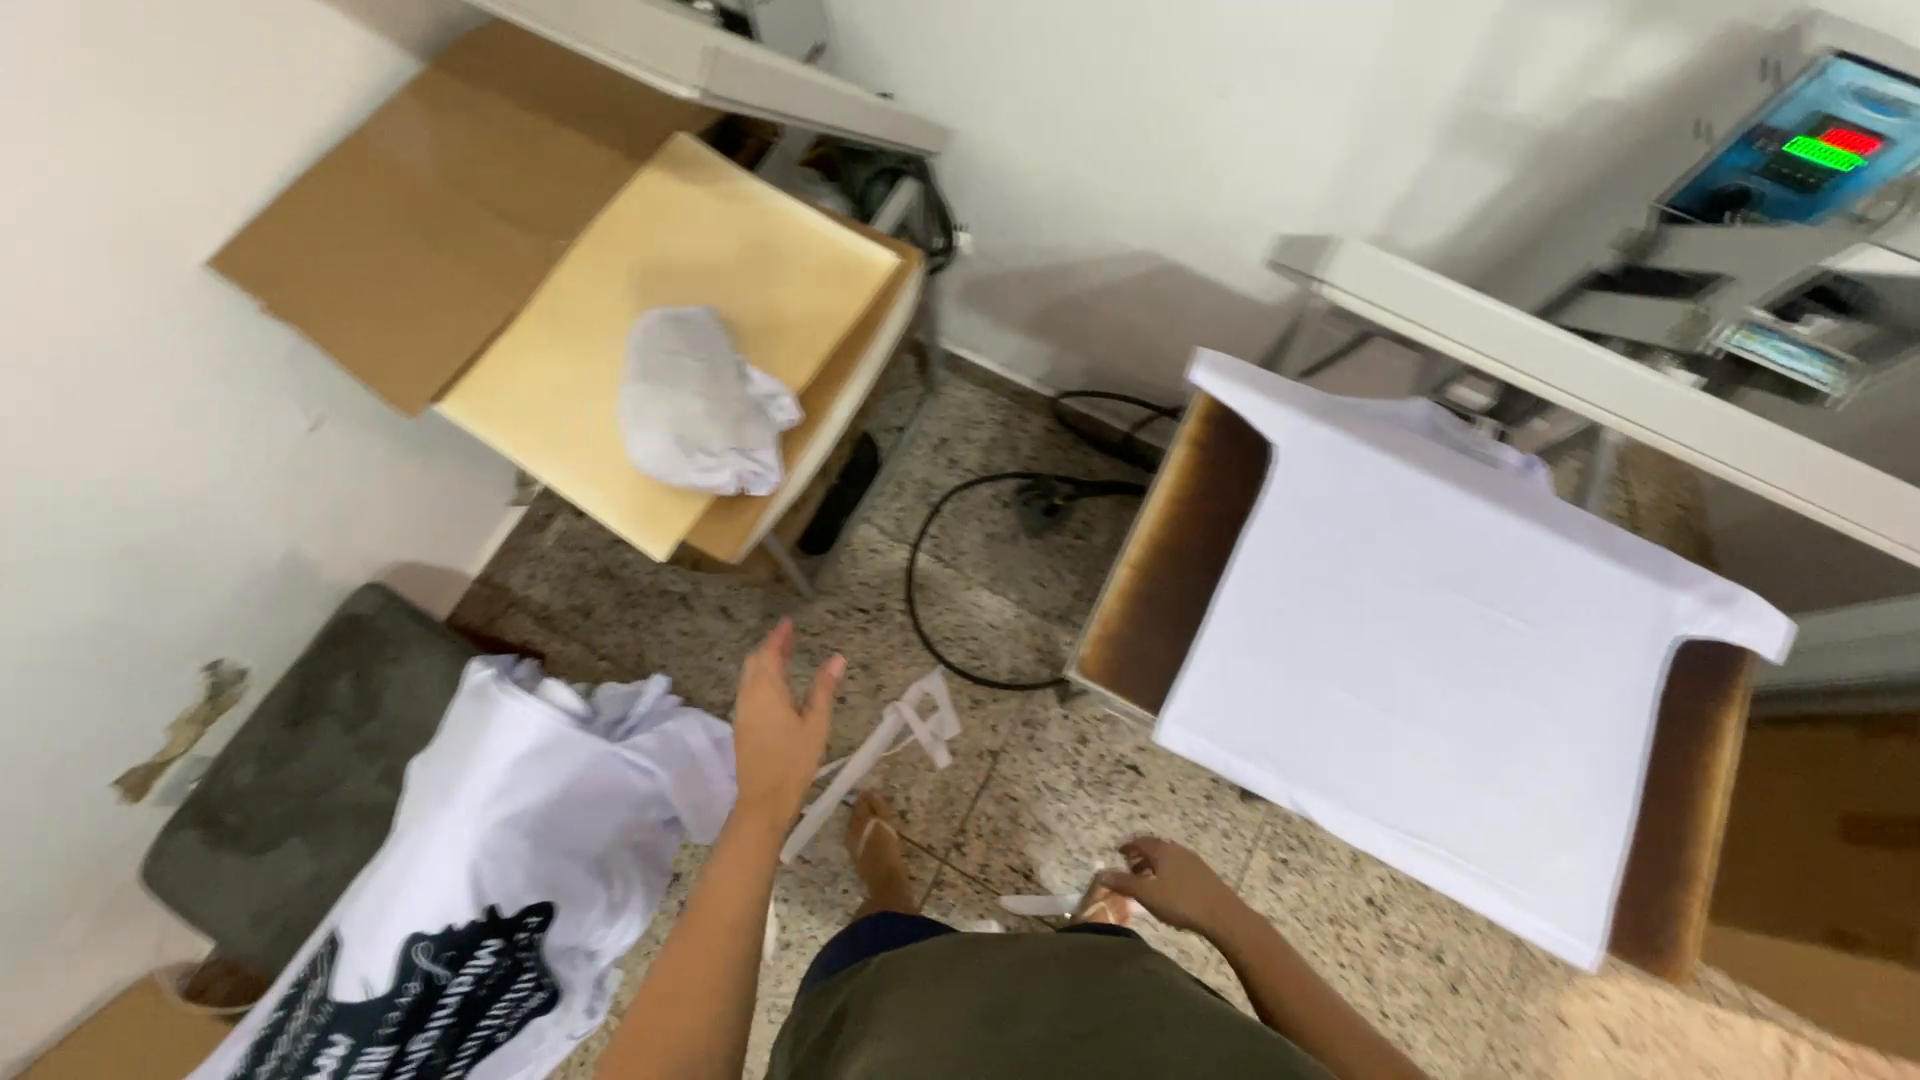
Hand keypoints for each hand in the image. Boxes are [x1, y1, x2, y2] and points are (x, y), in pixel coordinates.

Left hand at [731, 618, 844, 827]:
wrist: (764, 800)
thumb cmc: (794, 760)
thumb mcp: (816, 723)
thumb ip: (823, 689)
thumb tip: (837, 658)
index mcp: (766, 691)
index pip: (769, 654)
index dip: (778, 637)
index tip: (788, 623)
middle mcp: (749, 697)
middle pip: (755, 663)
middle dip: (770, 647)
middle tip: (789, 637)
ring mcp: (742, 712)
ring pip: (749, 677)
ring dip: (764, 662)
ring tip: (785, 656)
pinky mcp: (742, 726)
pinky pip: (749, 691)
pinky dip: (761, 678)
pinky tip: (776, 685)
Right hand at [1095, 836, 1248, 936]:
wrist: (1223, 915)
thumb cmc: (1180, 902)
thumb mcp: (1147, 894)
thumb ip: (1123, 883)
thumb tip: (1101, 873)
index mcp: (1162, 850)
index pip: (1140, 841)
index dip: (1128, 846)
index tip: (1118, 852)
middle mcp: (1177, 849)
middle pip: (1154, 847)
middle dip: (1140, 855)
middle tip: (1129, 867)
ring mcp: (1192, 860)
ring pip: (1168, 857)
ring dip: (1154, 865)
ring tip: (1147, 880)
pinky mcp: (1204, 874)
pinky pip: (1178, 866)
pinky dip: (1167, 871)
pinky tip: (1168, 889)